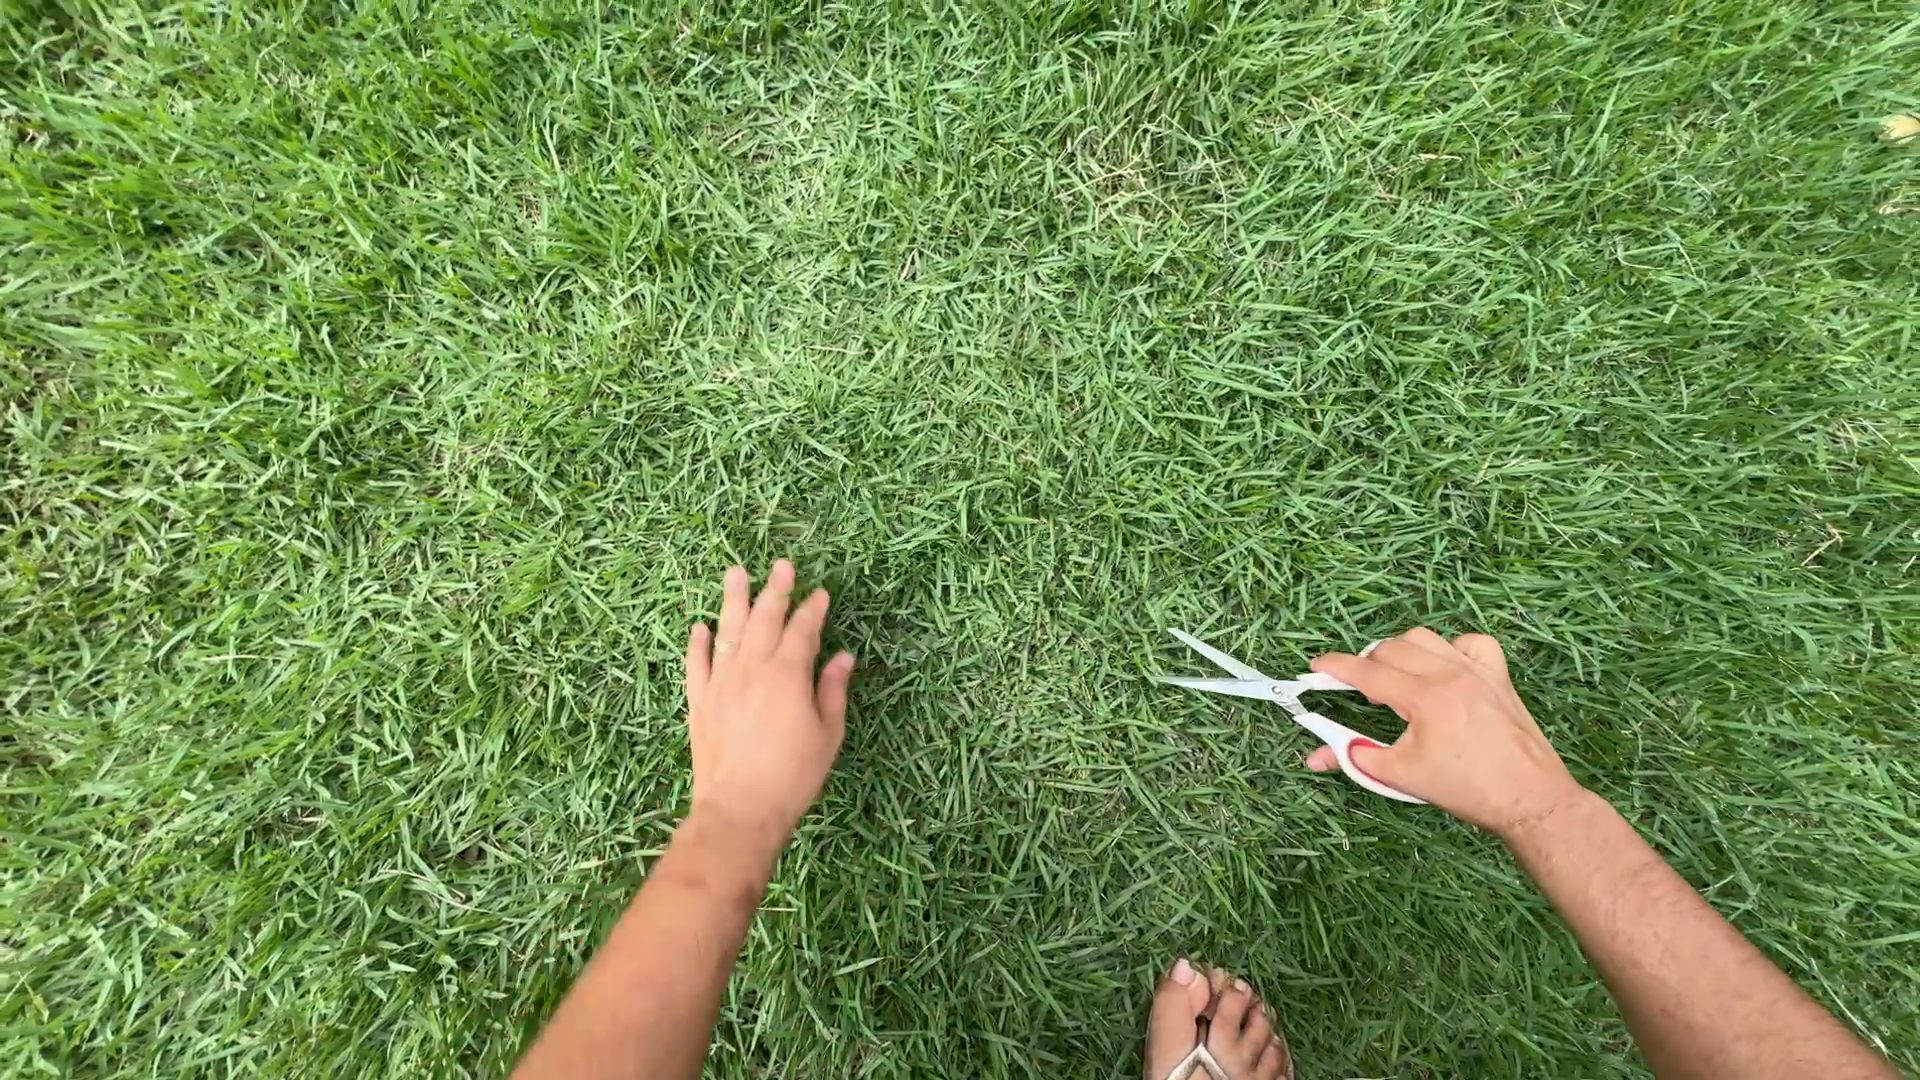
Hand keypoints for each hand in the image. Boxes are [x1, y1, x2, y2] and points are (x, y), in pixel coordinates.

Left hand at [683, 560, 854, 856]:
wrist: (739, 810)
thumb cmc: (794, 774)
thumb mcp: (828, 733)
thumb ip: (832, 690)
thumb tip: (843, 656)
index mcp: (788, 674)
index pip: (803, 630)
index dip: (813, 609)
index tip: (821, 593)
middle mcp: (753, 668)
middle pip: (764, 619)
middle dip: (775, 590)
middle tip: (781, 566)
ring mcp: (722, 683)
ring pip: (728, 631)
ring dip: (733, 600)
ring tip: (736, 573)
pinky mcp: (699, 702)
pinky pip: (696, 664)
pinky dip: (698, 644)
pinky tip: (701, 626)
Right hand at [1307, 628, 1585, 837]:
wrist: (1532, 801)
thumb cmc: (1465, 790)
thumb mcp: (1399, 775)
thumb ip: (1352, 757)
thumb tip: (1313, 758)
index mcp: (1424, 698)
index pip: (1366, 672)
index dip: (1334, 667)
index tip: (1315, 669)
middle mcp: (1450, 675)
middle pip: (1389, 649)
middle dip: (1366, 664)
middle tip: (1362, 690)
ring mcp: (1477, 672)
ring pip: (1423, 638)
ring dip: (1401, 652)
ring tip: (1397, 678)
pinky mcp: (1499, 677)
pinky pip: (1471, 643)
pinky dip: (1450, 649)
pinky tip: (1443, 669)